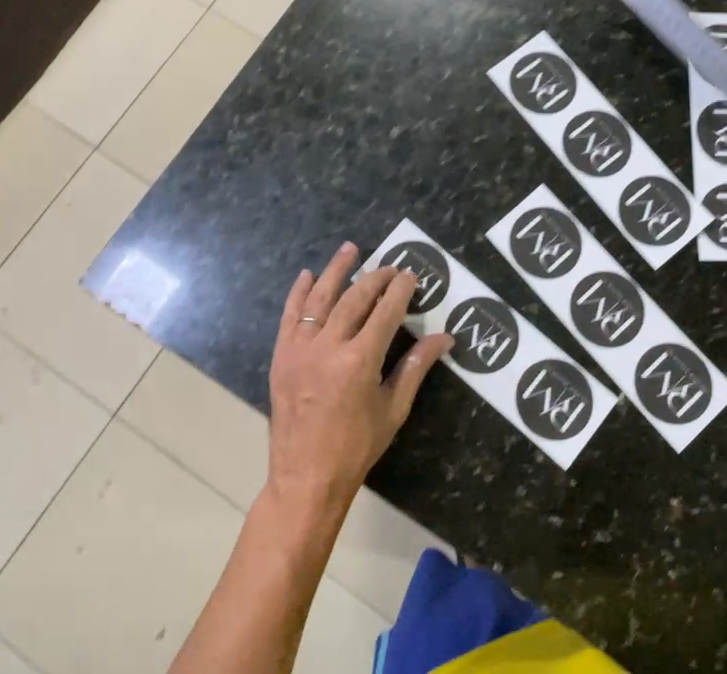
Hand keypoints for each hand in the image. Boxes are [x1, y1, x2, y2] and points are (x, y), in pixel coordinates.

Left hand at [265, 243, 452, 516]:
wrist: (306, 477)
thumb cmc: (356, 446)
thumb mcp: (393, 408)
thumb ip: (416, 367)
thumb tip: (445, 338)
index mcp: (360, 361)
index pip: (385, 312)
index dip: (400, 290)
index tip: (411, 275)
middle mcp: (328, 348)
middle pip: (355, 299)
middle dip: (375, 278)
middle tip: (391, 266)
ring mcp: (300, 351)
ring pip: (320, 299)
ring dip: (336, 271)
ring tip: (350, 249)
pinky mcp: (281, 358)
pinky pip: (290, 317)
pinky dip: (299, 294)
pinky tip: (308, 276)